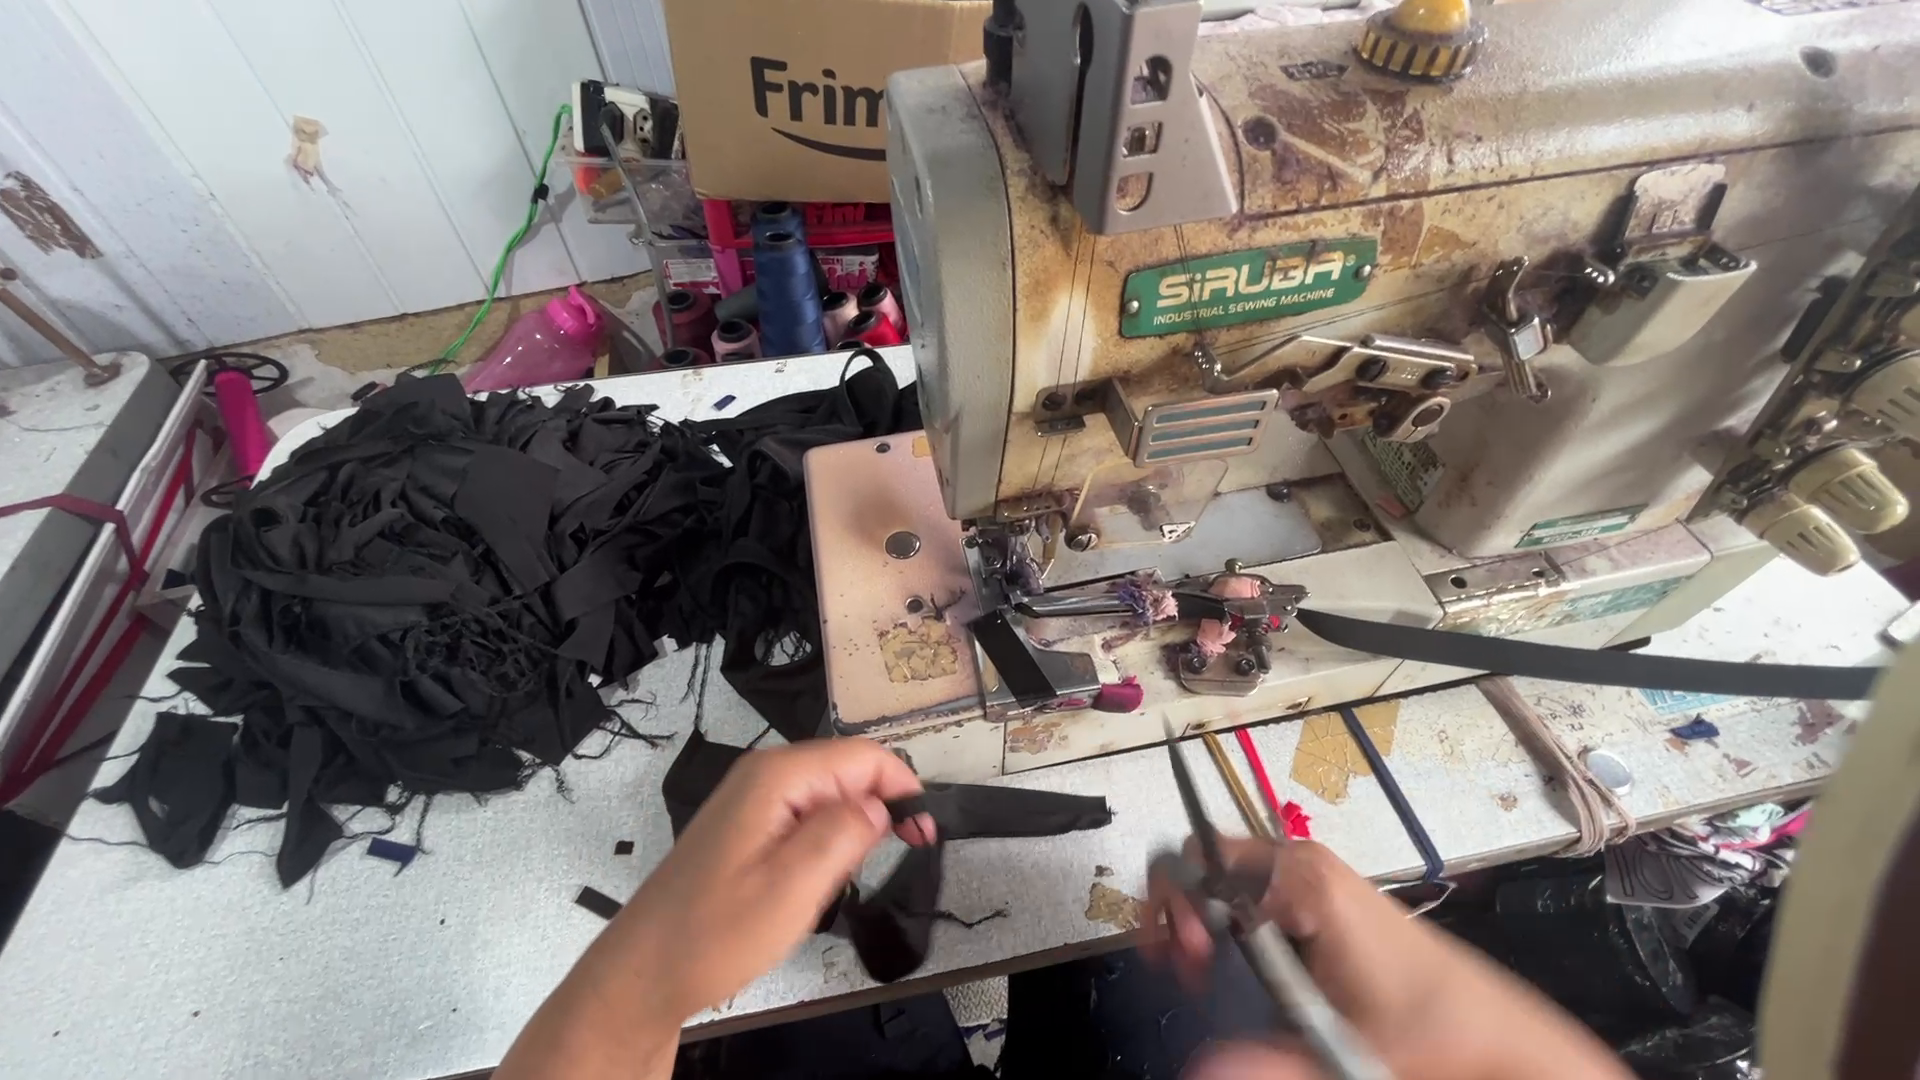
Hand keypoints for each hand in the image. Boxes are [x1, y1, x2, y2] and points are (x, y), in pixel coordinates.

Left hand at [497, 739, 934, 1079]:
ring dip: (856, 824)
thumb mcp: (791, 888)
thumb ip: (844, 834)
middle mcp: (765, 772)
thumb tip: (882, 803)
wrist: (644, 973)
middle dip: (882, 805)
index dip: (902, 787)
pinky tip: (822, 873)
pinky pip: (807, 811)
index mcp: (777, 776)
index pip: (863, 755)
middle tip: (903, 855)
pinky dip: (829, 836)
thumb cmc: (715, 934)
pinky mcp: (750, 820)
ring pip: (830, 791)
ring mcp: (754, 795)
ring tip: (853, 873)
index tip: (923, 835)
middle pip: (847, 768)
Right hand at [1146, 838, 1631, 1079]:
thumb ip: (1272, 1063)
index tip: (1185, 960)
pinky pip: (1244, 889)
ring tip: (1199, 970)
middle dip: (1178, 909)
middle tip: (1185, 968)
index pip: (1200, 859)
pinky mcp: (1312, 895)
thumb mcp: (1345, 1049)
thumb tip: (1194, 1069)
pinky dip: (1221, 920)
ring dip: (1196, 917)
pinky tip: (1227, 964)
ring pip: (1219, 875)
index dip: (1174, 904)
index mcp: (1300, 880)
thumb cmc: (1426, 1032)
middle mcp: (1298, 861)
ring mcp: (1306, 874)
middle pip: (1202, 860)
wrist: (1497, 1034)